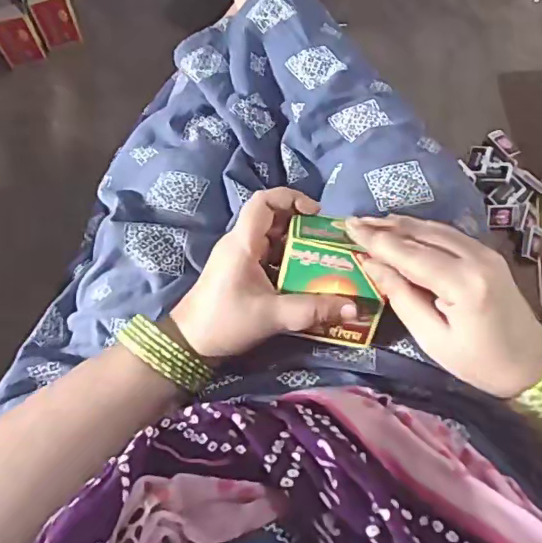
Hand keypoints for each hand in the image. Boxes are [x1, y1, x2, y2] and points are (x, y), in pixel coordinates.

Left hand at [169, 188, 358, 358]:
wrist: (188, 344)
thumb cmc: (224, 321)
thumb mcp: (272, 316)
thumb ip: (313, 310)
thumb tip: (352, 307)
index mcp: (242, 243)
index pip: (264, 201)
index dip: (291, 198)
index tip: (315, 214)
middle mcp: (239, 244)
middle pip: (273, 219)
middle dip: (302, 227)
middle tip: (326, 243)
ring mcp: (238, 258)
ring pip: (271, 240)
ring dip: (296, 248)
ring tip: (321, 263)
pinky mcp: (239, 273)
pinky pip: (267, 258)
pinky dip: (286, 264)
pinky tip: (304, 281)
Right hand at [345, 215, 541, 399]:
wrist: (532, 364)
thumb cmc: (479, 363)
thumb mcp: (432, 338)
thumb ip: (401, 296)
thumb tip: (372, 265)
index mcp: (463, 283)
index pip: (409, 253)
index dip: (376, 239)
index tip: (347, 227)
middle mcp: (476, 258)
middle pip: (422, 234)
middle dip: (385, 226)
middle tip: (352, 220)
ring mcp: (485, 252)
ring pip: (435, 229)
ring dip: (402, 225)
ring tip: (370, 223)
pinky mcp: (488, 254)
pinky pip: (448, 234)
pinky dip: (421, 230)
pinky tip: (403, 231)